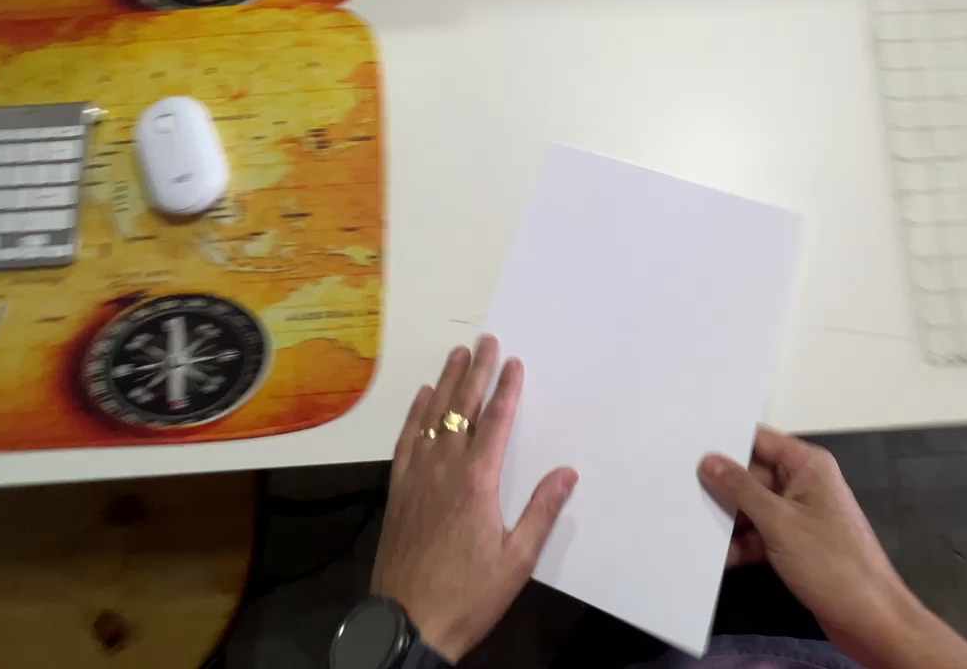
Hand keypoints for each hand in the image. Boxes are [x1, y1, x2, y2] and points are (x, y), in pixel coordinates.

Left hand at [372, 336, 577, 663]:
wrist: (406, 626)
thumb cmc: (469, 593)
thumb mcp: (516, 560)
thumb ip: (542, 511)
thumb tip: (568, 472)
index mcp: (478, 480)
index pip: (495, 421)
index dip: (506, 388)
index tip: (513, 362)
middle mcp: (446, 467)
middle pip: (463, 408)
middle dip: (477, 371)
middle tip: (486, 340)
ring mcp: (418, 476)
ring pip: (433, 416)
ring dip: (447, 382)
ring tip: (457, 354)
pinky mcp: (398, 490)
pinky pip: (407, 440)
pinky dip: (415, 414)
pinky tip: (422, 396)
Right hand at [700, 428, 966, 668]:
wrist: (873, 623)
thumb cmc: (831, 562)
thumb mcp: (779, 522)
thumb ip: (741, 489)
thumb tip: (708, 461)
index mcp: (806, 464)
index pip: (758, 439)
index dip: (726, 442)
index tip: (689, 446)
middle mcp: (802, 482)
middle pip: (752, 473)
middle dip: (722, 486)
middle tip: (681, 489)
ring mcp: (799, 514)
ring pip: (753, 505)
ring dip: (729, 519)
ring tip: (692, 526)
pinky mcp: (795, 543)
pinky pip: (760, 532)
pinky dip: (742, 543)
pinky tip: (717, 557)